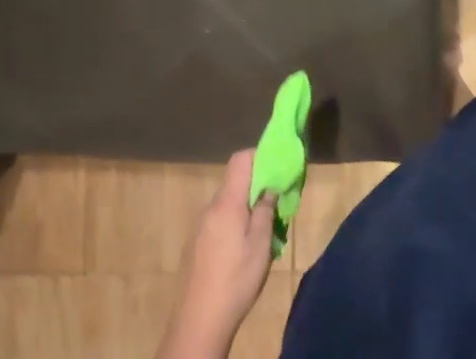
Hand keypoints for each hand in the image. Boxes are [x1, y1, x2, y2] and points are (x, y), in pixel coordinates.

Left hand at [157, 150, 276, 358]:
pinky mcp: (197, 243)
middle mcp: (210, 208)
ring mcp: (200, 226)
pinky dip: (235, 222)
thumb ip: (265, 210)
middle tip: (278, 204)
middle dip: (257, 186)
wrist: (199, 319)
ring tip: (265, 231)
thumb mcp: (261, 244)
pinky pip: (220, 220)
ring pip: (228, 203)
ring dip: (247, 207)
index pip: (240, 160)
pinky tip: (244, 248)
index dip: (260, 156)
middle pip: (235, 181)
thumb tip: (269, 188)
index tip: (279, 167)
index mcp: (227, 203)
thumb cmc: (236, 279)